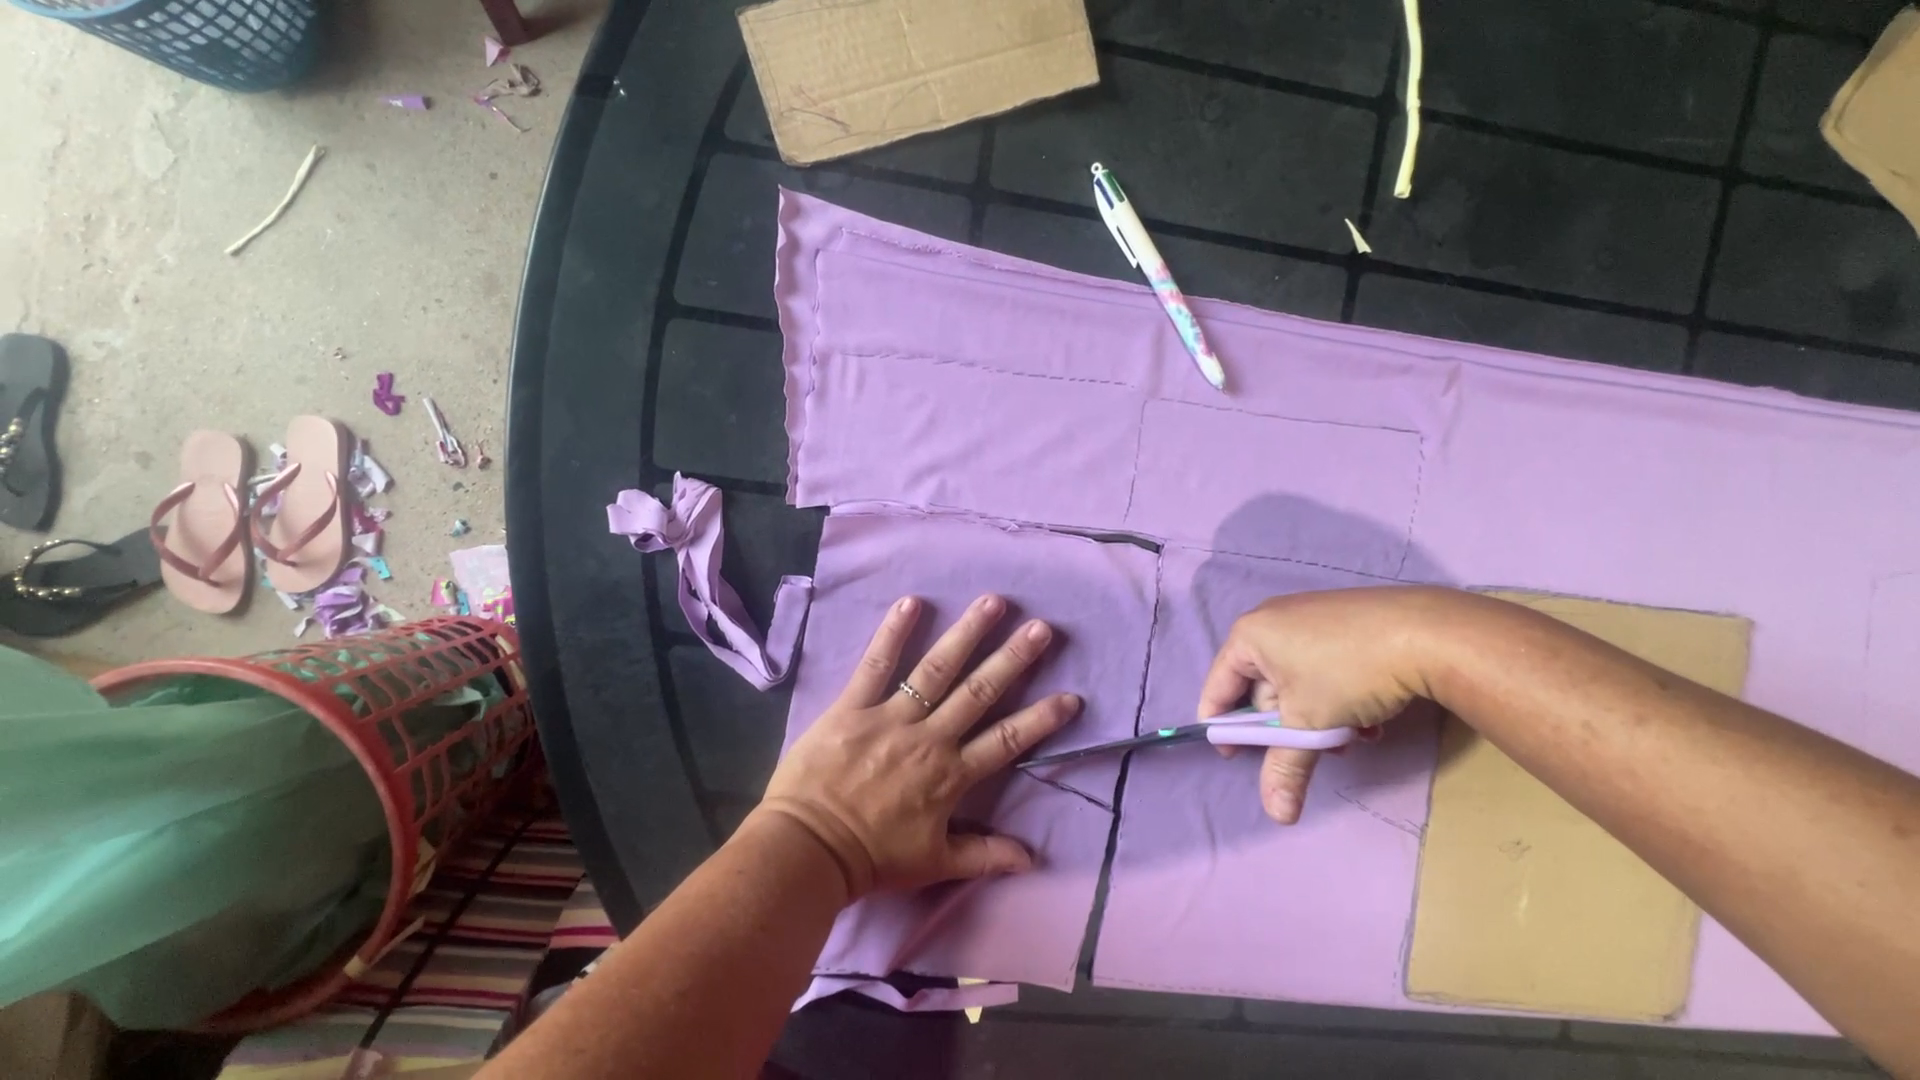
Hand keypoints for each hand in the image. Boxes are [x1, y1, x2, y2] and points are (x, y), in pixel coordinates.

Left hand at [756, 593, 1082, 899]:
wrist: (808, 850)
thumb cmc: (871, 860)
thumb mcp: (934, 863)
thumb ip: (984, 855)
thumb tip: (1033, 860)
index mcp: (951, 775)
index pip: (1006, 741)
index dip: (1040, 719)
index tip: (1071, 696)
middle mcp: (929, 738)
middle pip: (978, 692)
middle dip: (1013, 659)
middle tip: (1041, 628)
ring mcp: (890, 718)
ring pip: (935, 669)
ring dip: (966, 634)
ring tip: (993, 602)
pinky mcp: (852, 707)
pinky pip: (875, 665)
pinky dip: (893, 633)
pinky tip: (911, 602)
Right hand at [1197, 587, 1452, 824]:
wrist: (1429, 633)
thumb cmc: (1348, 673)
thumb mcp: (1310, 724)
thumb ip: (1285, 768)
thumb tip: (1278, 815)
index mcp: (1250, 635)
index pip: (1217, 687)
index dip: (1224, 727)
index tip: (1237, 758)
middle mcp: (1274, 619)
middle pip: (1263, 687)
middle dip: (1289, 726)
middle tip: (1312, 751)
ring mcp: (1312, 615)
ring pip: (1300, 681)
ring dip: (1320, 718)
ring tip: (1351, 738)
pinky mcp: (1346, 620)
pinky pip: (1326, 665)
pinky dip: (1341, 695)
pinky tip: (1371, 717)